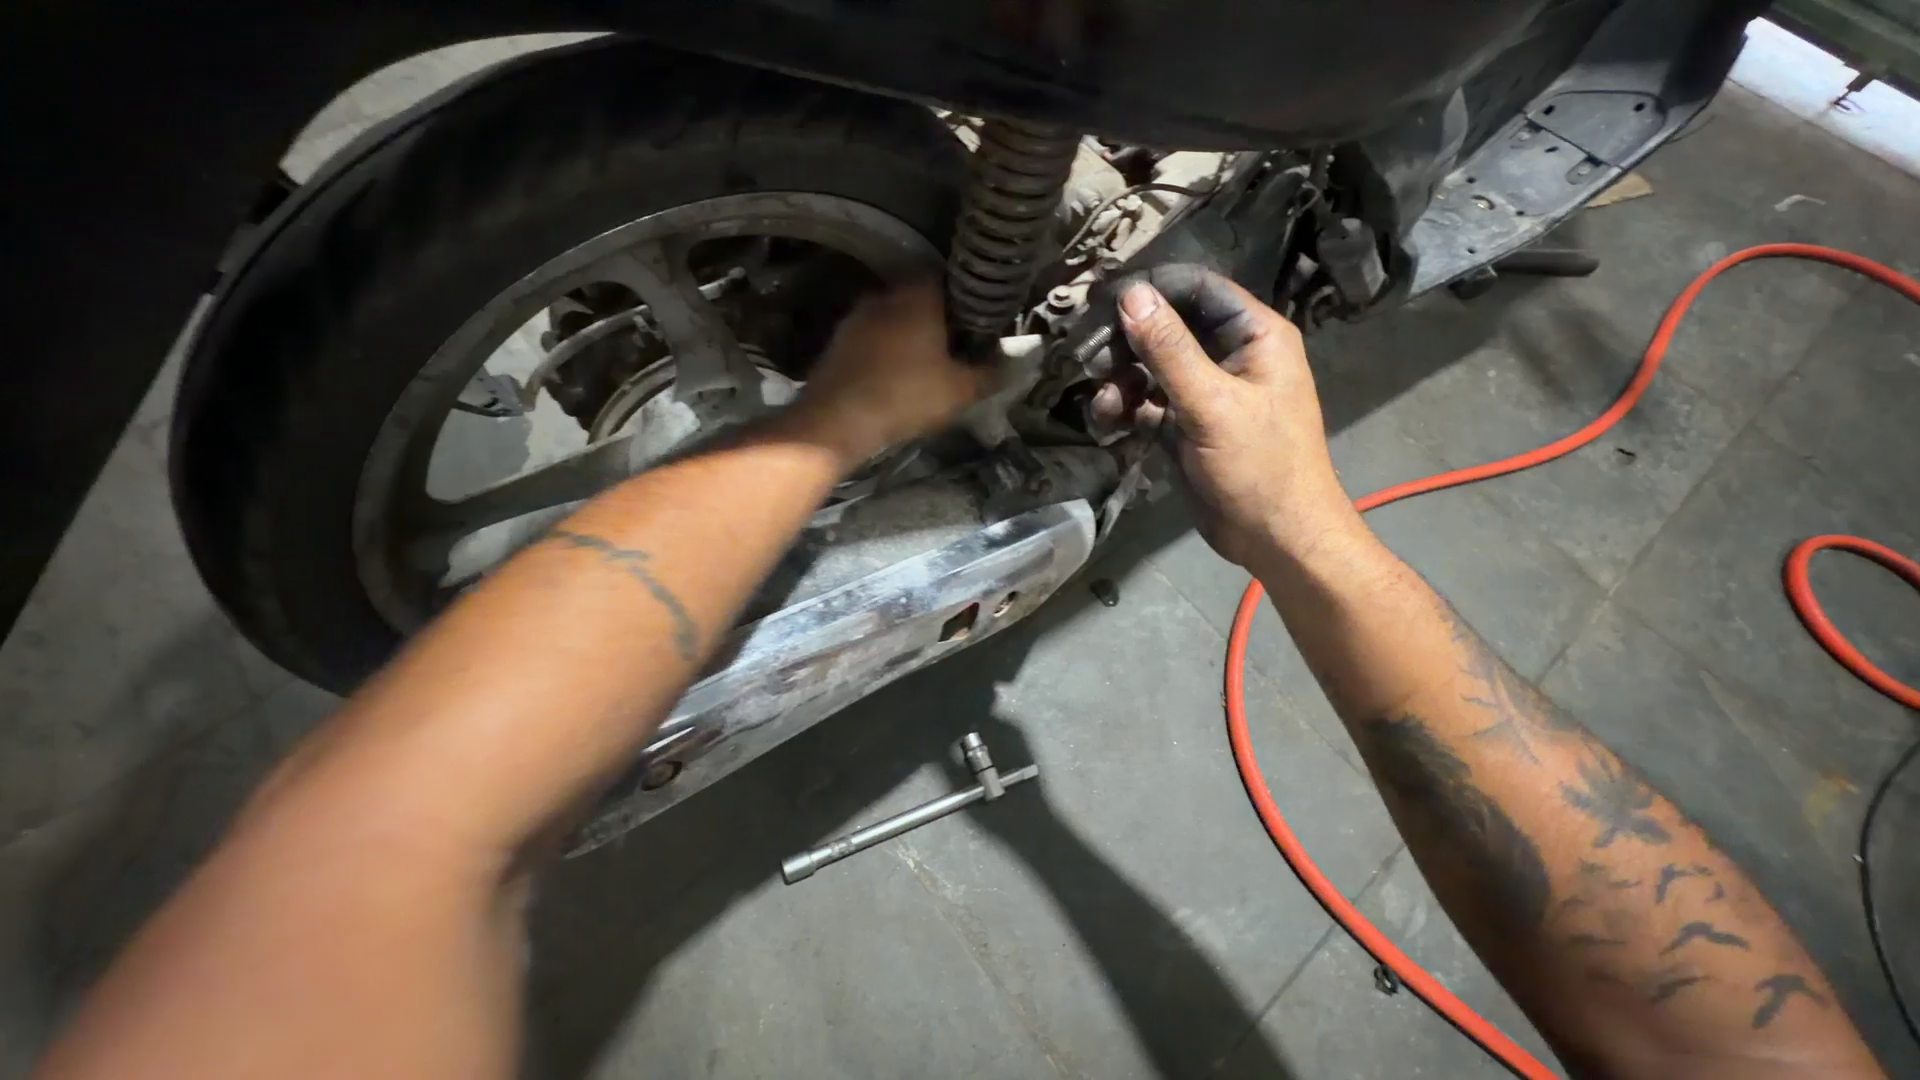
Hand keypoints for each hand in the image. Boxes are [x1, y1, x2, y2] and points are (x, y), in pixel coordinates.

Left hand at [789, 279, 988, 464]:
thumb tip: (1018, 361)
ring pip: (890, 317)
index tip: (975, 317)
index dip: (962, 295)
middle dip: (934, 316)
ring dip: (906, 334)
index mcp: (917, 295)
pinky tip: (892, 375)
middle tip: (953, 343)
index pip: (945, 276)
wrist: (836, 420)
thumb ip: (991, 372)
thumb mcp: (960, 391)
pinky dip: (883, 350)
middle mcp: (884, 295)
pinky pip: (870, 338)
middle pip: (916, 296)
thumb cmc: (906, 396)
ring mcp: (855, 318)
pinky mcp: (836, 342)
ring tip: (923, 362)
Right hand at [1092, 268, 1358, 567]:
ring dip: (1122, 380)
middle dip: (1128, 341)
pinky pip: (1148, 403)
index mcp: (1254, 335)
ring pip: (1152, 368)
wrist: (1276, 538)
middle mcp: (1229, 356)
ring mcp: (1205, 392)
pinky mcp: (1185, 425)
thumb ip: (1170, 349)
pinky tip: (1106, 420)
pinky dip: (1126, 408)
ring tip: (1102, 402)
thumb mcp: (1212, 403)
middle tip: (1090, 357)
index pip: (1198, 289)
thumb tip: (1131, 295)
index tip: (1104, 301)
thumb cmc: (1258, 465)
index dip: (1152, 290)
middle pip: (1168, 328)